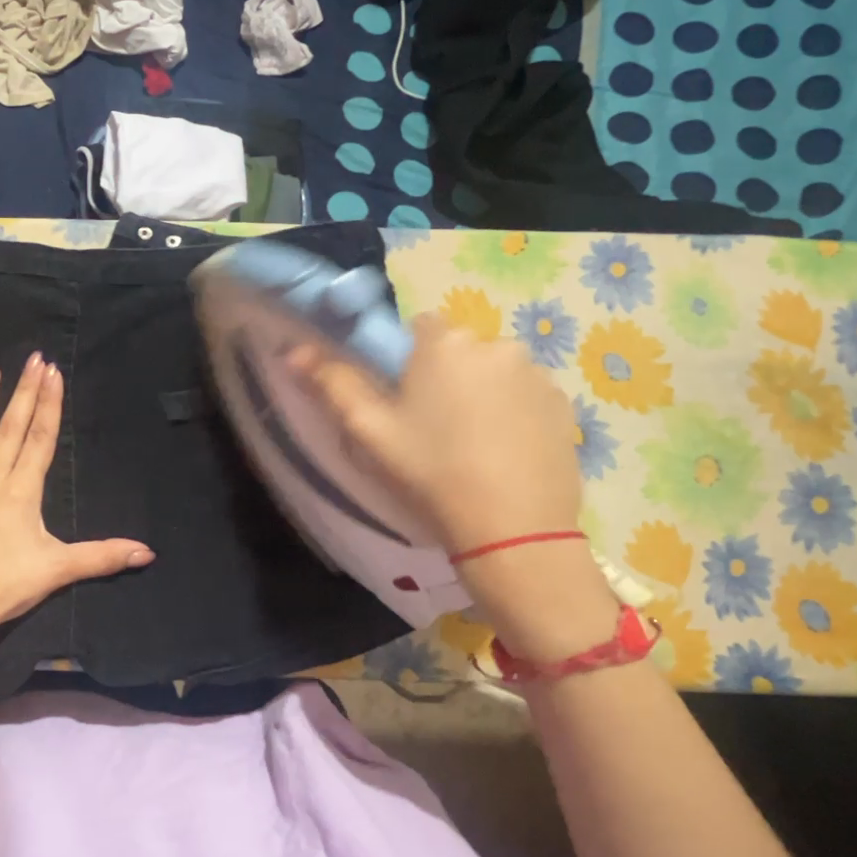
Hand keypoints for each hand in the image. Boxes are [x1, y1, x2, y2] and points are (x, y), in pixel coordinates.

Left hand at [0, 352, 154, 670]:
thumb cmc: (4, 589)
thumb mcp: (58, 571)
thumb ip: (102, 557)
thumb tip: (148, 552)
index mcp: (21, 492)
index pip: (40, 438)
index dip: (49, 404)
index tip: (53, 371)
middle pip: (11, 428)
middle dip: (24, 391)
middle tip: (33, 357)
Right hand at [293, 316, 611, 648]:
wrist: (512, 528)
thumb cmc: (429, 471)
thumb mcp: (368, 430)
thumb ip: (332, 382)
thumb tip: (293, 350)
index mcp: (444, 342)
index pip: (417, 328)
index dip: (403, 360)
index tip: (398, 399)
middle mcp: (496, 343)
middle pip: (457, 349)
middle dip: (442, 375)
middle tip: (427, 427)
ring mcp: (537, 374)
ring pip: (492, 372)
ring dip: (478, 393)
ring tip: (467, 444)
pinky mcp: (563, 405)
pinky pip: (524, 396)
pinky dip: (510, 413)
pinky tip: (498, 453)